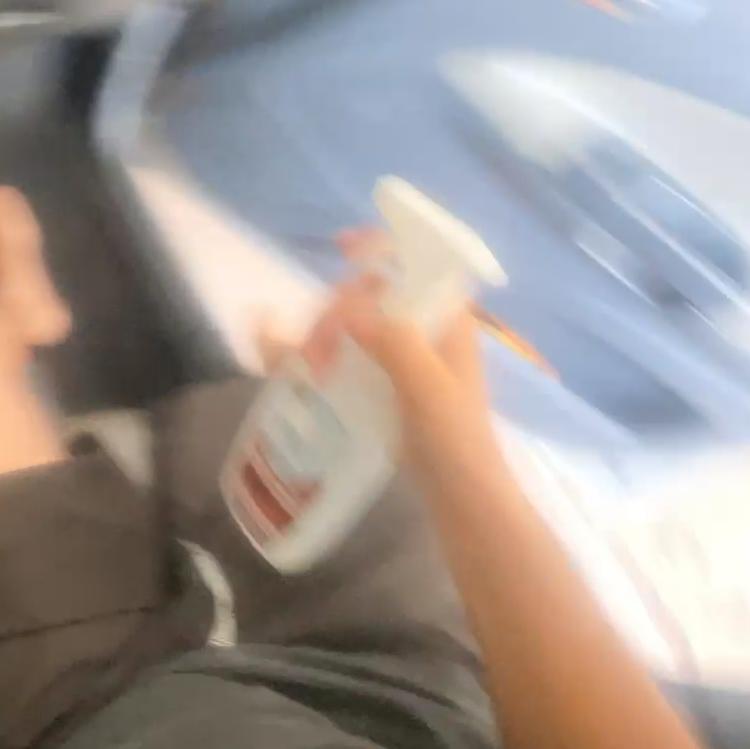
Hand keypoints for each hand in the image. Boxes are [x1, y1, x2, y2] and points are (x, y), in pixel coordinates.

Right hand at [274, 229, 509, 492]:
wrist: (462, 502)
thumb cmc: (456, 444)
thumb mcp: (430, 392)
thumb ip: (396, 345)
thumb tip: (349, 311)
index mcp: (443, 324)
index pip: (416, 265)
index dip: (384, 247)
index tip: (343, 248)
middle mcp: (418, 334)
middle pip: (367, 297)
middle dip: (333, 313)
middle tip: (314, 353)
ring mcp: (395, 362)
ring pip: (346, 327)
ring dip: (317, 337)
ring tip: (304, 371)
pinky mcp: (376, 387)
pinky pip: (338, 357)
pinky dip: (310, 355)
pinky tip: (286, 367)